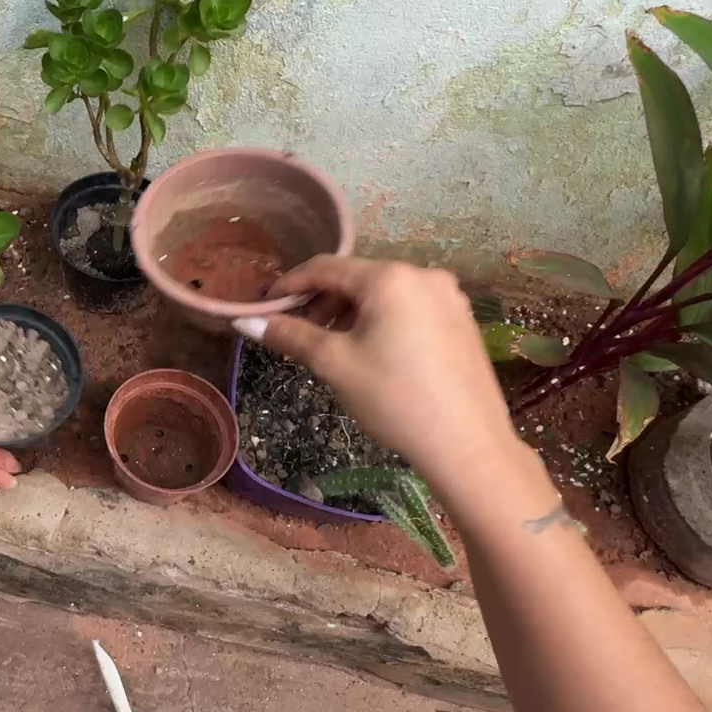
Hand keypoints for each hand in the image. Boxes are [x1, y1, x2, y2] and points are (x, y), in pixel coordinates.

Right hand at [236, 256, 520, 482]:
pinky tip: (368, 354)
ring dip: (348, 315)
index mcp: (389, 278)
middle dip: (320, 304)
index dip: (288, 286)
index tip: (263, 309)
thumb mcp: (333, 364)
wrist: (467, 443)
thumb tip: (245, 323)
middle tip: (296, 337)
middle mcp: (423, 275)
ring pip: (380, 295)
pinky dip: (378, 322)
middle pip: (354, 279)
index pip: (324, 268)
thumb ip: (289, 335)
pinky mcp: (460, 320)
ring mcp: (447, 297)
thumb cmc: (393, 398)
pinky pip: (406, 308)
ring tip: (331, 350)